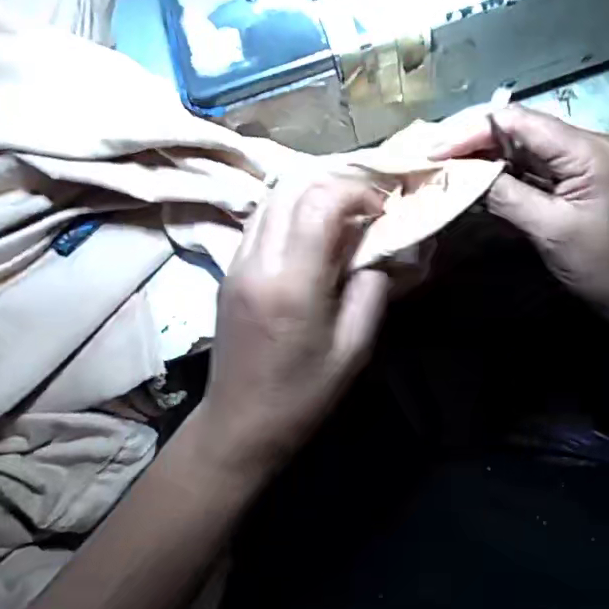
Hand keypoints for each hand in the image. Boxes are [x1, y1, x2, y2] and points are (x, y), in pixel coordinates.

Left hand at [197, 176, 392, 476]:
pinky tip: (311, 232)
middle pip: (292, 186)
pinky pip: (260, 217)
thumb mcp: (355, 347)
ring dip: (310, 192)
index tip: (381, 211)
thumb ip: (372, 290)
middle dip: (335, 185)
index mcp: (292, 283)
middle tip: (364, 207)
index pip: (320, 202)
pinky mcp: (228, 267)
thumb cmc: (304, 392)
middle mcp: (258, 261)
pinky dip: (290, 209)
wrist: (239, 423)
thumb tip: (377, 251)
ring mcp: (236, 261)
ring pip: (272, 195)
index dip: (357, 193)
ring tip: (340, 215)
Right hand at [433, 106, 608, 325]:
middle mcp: (578, 147)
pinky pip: (523, 170)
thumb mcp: (552, 230)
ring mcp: (572, 165)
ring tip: (439, 165)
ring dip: (478, 155)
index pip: (517, 120)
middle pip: (514, 128)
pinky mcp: (564, 185)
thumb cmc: (605, 266)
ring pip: (515, 148)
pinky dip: (494, 174)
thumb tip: (460, 173)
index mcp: (584, 149)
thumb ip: (506, 196)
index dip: (471, 130)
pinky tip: (467, 180)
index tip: (433, 149)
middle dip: (470, 139)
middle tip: (429, 155)